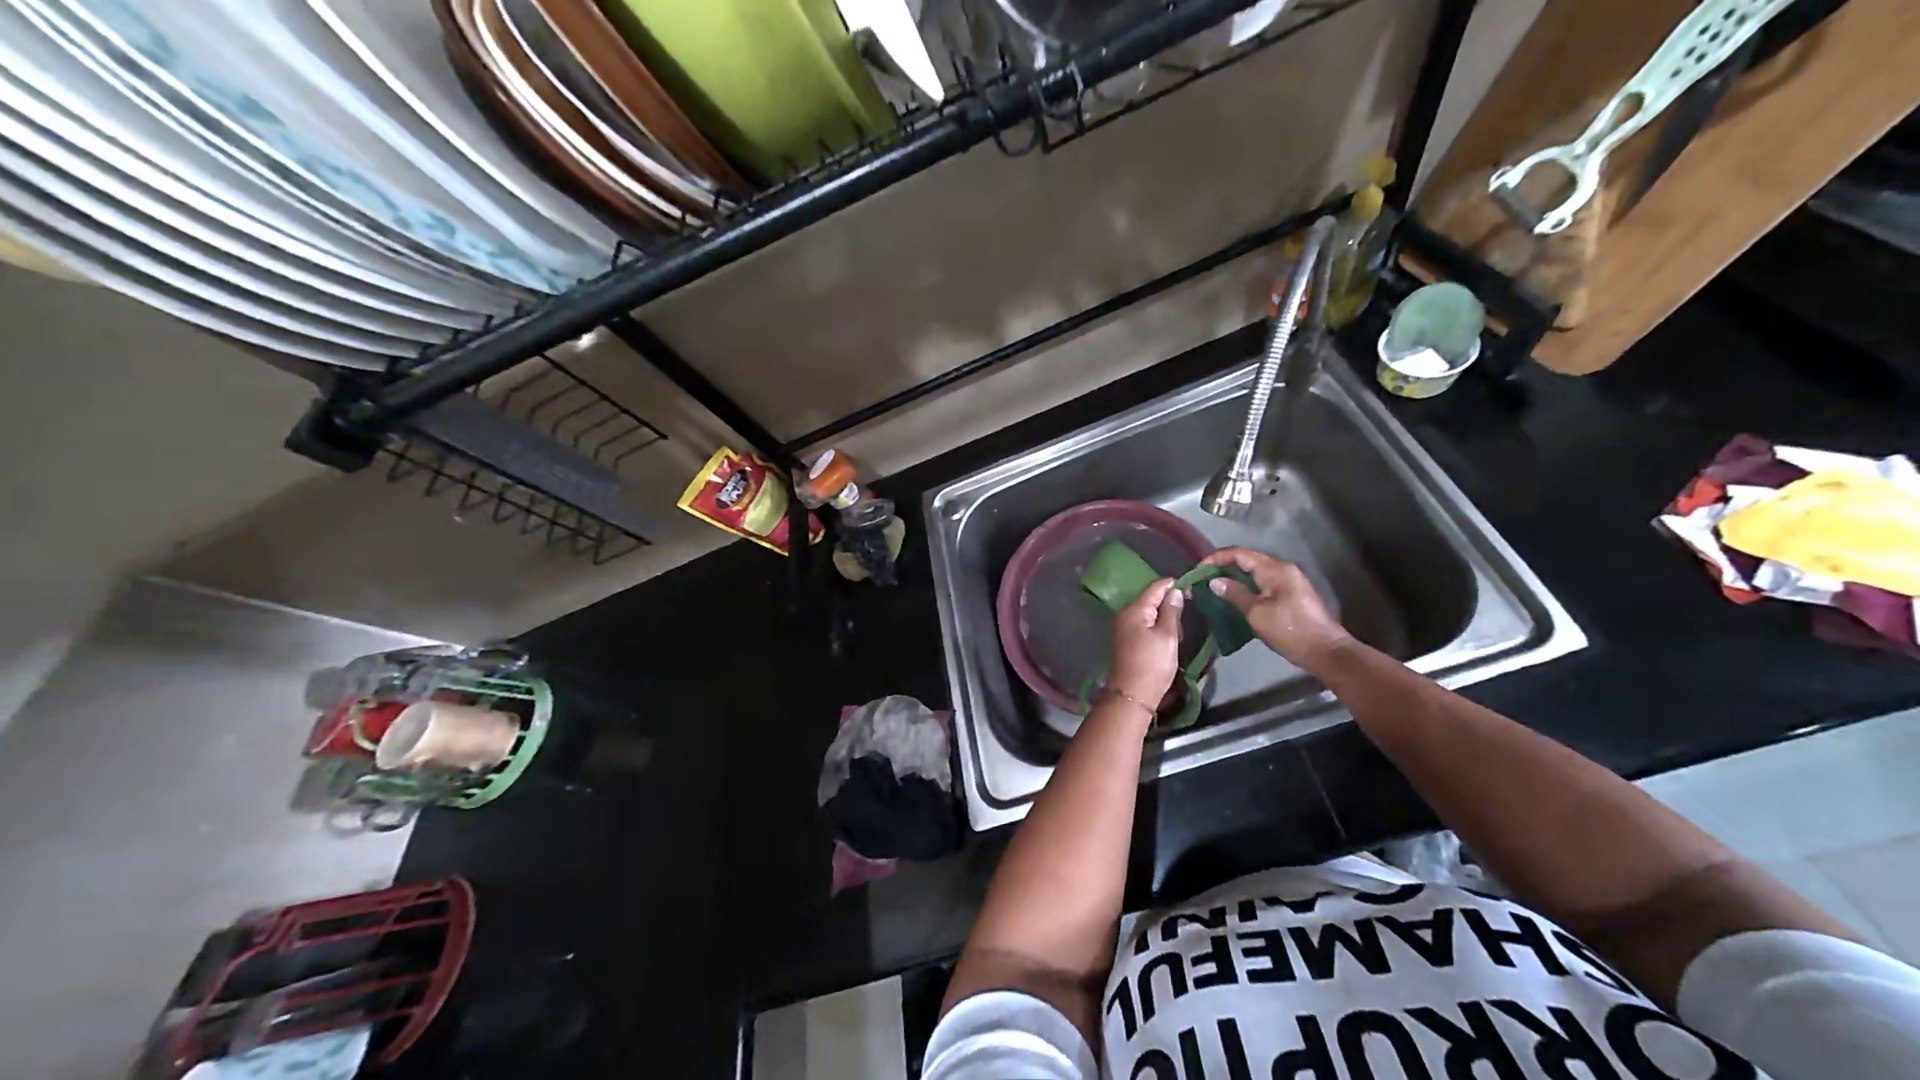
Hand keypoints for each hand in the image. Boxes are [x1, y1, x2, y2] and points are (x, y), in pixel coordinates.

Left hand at [1108, 577, 1182, 709]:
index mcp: (1135, 610)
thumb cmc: (1153, 664)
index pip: (1155, 587)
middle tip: (1188, 615)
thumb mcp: (1168, 636)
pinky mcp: (1126, 640)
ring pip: (1148, 613)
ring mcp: (1124, 627)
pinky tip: (1168, 640)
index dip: (1174, 585)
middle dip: (1170, 603)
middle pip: (1150, 599)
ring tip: (1179, 633)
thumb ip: (1172, 611)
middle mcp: (1125, 614)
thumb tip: (1175, 591)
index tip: (1193, 587)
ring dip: (1165, 618)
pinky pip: (1144, 625)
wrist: (1132, 694)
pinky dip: (1157, 628)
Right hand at [1200, 548, 1352, 671]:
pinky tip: (1235, 597)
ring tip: (1214, 588)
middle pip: (1247, 560)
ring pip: (1255, 572)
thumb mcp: (1257, 613)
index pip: (1239, 554)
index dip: (1216, 559)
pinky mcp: (1291, 593)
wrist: (1326, 651)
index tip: (1198, 570)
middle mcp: (1283, 569)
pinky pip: (1263, 582)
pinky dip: (1246, 586)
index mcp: (1275, 569)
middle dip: (1223, 567)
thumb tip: (1214, 581)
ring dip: (1234, 577)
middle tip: (1203, 579)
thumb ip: (1235, 593)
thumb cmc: (1290, 630)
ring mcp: (1289, 581)